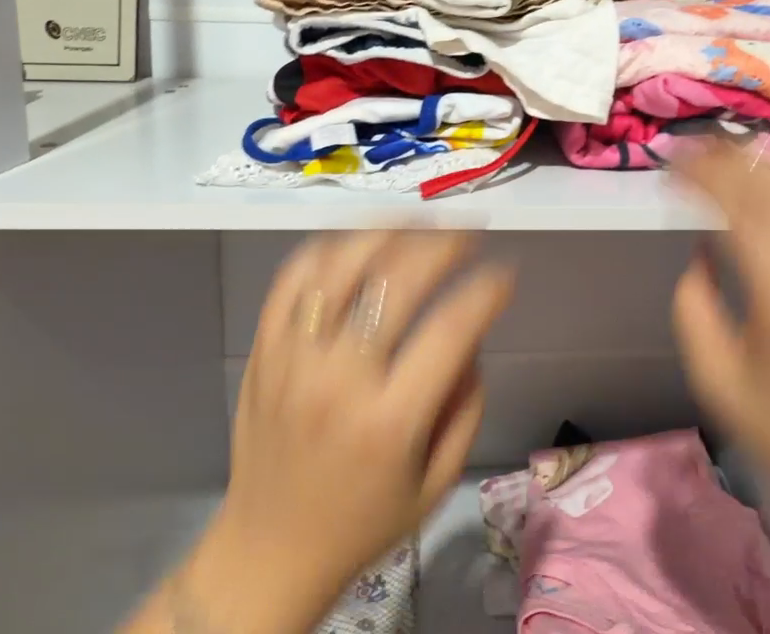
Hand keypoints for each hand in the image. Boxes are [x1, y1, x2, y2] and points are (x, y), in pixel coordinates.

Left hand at [172, 230, 512, 633]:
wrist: (269, 548)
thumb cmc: (365, 520)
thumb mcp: (437, 481)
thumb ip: (465, 406)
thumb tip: (471, 336)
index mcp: (390, 421)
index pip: (450, 329)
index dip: (486, 291)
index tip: (505, 274)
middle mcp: (339, 380)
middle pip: (396, 282)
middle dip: (444, 244)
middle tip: (469, 232)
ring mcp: (294, 359)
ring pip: (339, 267)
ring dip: (386, 231)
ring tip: (419, 221)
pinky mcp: (264, 350)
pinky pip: (291, 281)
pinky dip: (327, 249)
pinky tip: (359, 241)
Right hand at [669, 143, 769, 515]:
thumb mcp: (717, 381)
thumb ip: (693, 309)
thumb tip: (700, 251)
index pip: (744, 210)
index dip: (705, 176)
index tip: (670, 163)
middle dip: (730, 158)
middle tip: (688, 150)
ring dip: (761, 164)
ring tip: (719, 156)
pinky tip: (762, 184)